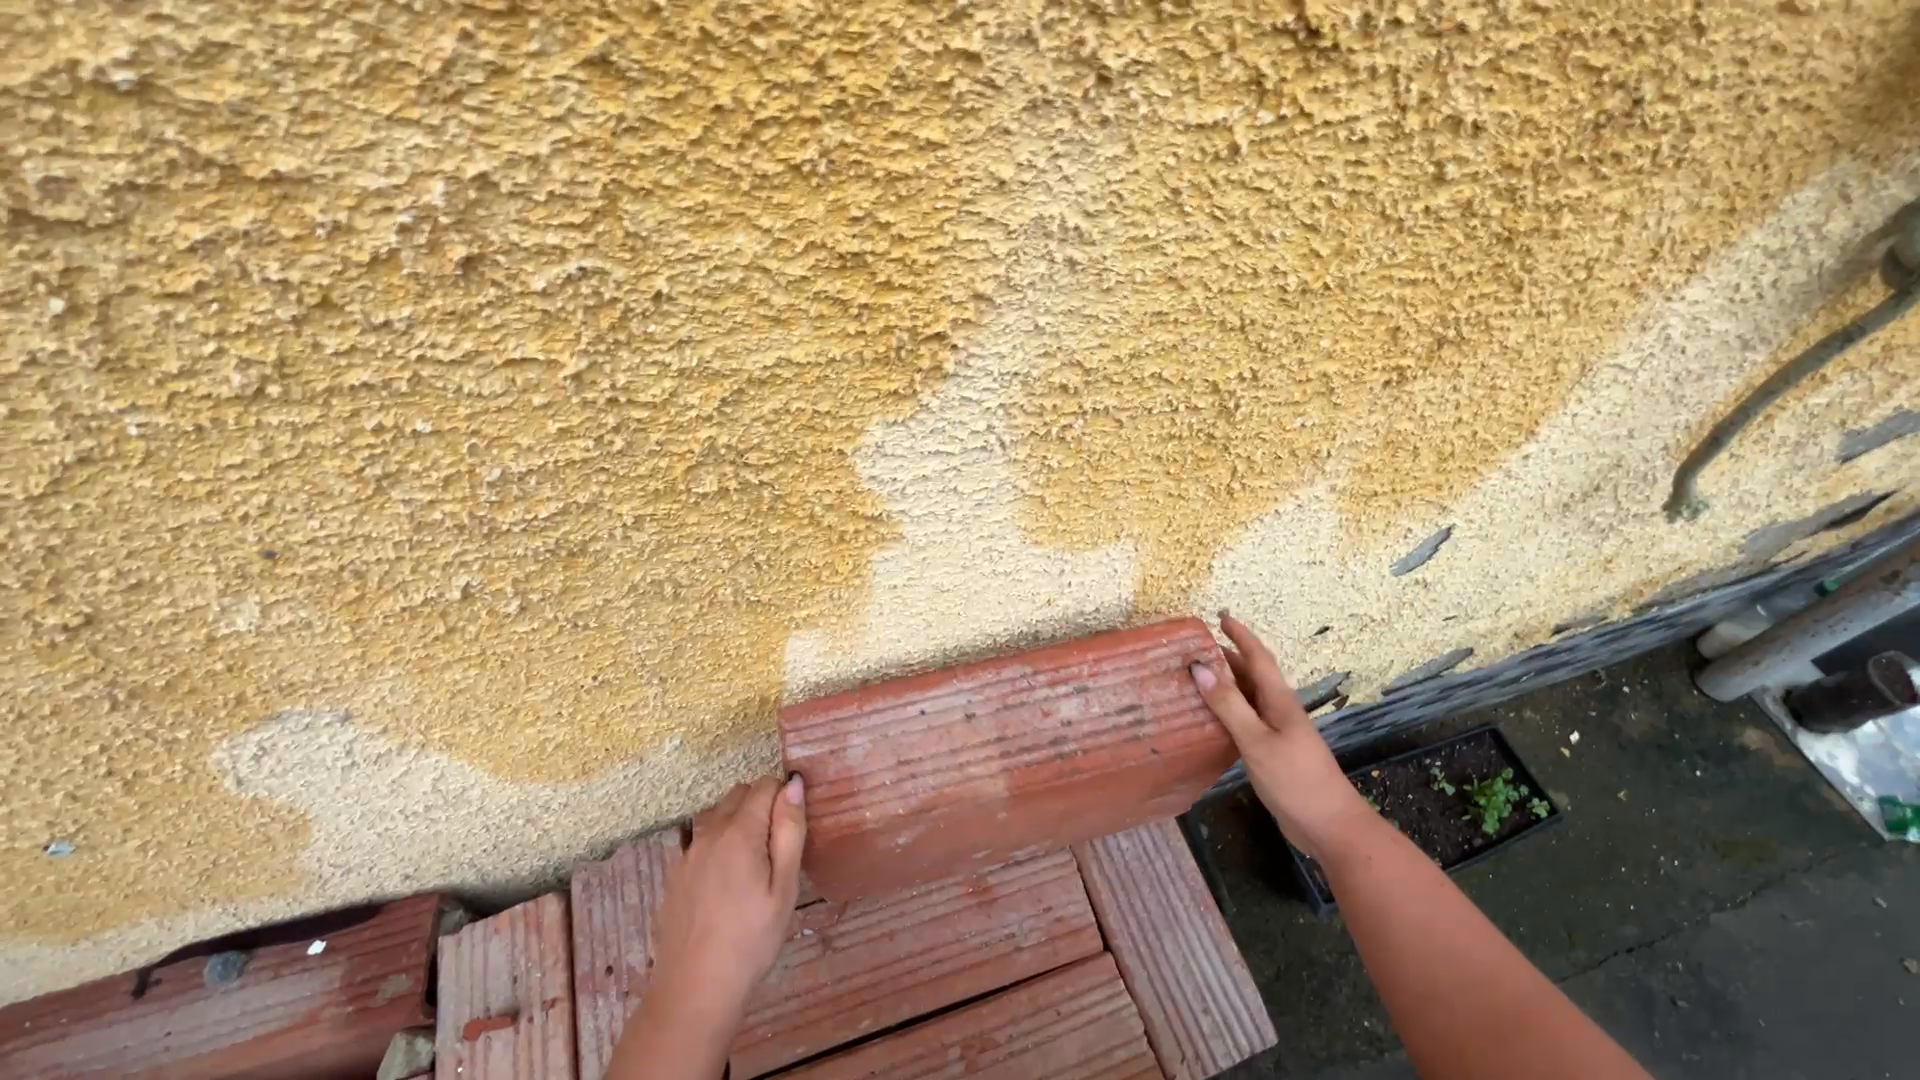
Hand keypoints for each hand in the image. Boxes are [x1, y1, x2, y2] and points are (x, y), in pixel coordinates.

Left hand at [618, 774, 805, 1078]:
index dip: (785, 796)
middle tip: (780, 847)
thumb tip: (794, 783)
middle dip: (763, 804)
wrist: (694, 989)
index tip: (795, 826)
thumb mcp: (784, 887)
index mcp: (738, 832)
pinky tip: (730, 882)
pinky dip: (721, 843)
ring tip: (757, 865)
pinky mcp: (676, 872)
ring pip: (719, 814)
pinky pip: (703, 839)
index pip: (765, 785)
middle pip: (740, 794)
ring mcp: (688, 852)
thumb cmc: (751, 940)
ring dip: (741, 821)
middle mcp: (708, 832)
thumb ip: (789, 830)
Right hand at [1190, 611, 1372, 859]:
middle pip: (1251, 676)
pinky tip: (1208, 721)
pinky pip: (1244, 722)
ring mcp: (1277, 733)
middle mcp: (1278, 711)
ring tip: (1194, 679)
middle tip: (1193, 649)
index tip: (1220, 616)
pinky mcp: (1272, 753)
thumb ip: (1229, 705)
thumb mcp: (1257, 741)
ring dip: (1224, 685)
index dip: (1240, 635)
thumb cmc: (1295, 780)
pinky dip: (1225, 713)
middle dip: (1226, 658)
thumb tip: (1200, 668)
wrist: (1330, 826)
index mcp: (1279, 701)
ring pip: (1247, 699)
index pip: (1258, 658)